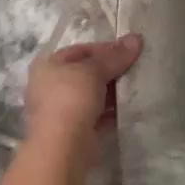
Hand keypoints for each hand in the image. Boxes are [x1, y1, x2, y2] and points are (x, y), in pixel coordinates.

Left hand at [25, 34, 142, 140]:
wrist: (62, 146)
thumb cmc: (71, 98)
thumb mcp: (94, 71)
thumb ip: (115, 56)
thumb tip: (136, 38)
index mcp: (48, 65)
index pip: (80, 50)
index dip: (106, 49)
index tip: (130, 52)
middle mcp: (50, 85)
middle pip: (86, 73)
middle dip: (111, 72)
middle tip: (136, 70)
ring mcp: (60, 109)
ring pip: (92, 95)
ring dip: (113, 93)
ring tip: (136, 88)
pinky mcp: (73, 130)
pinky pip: (95, 115)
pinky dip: (111, 112)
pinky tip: (129, 109)